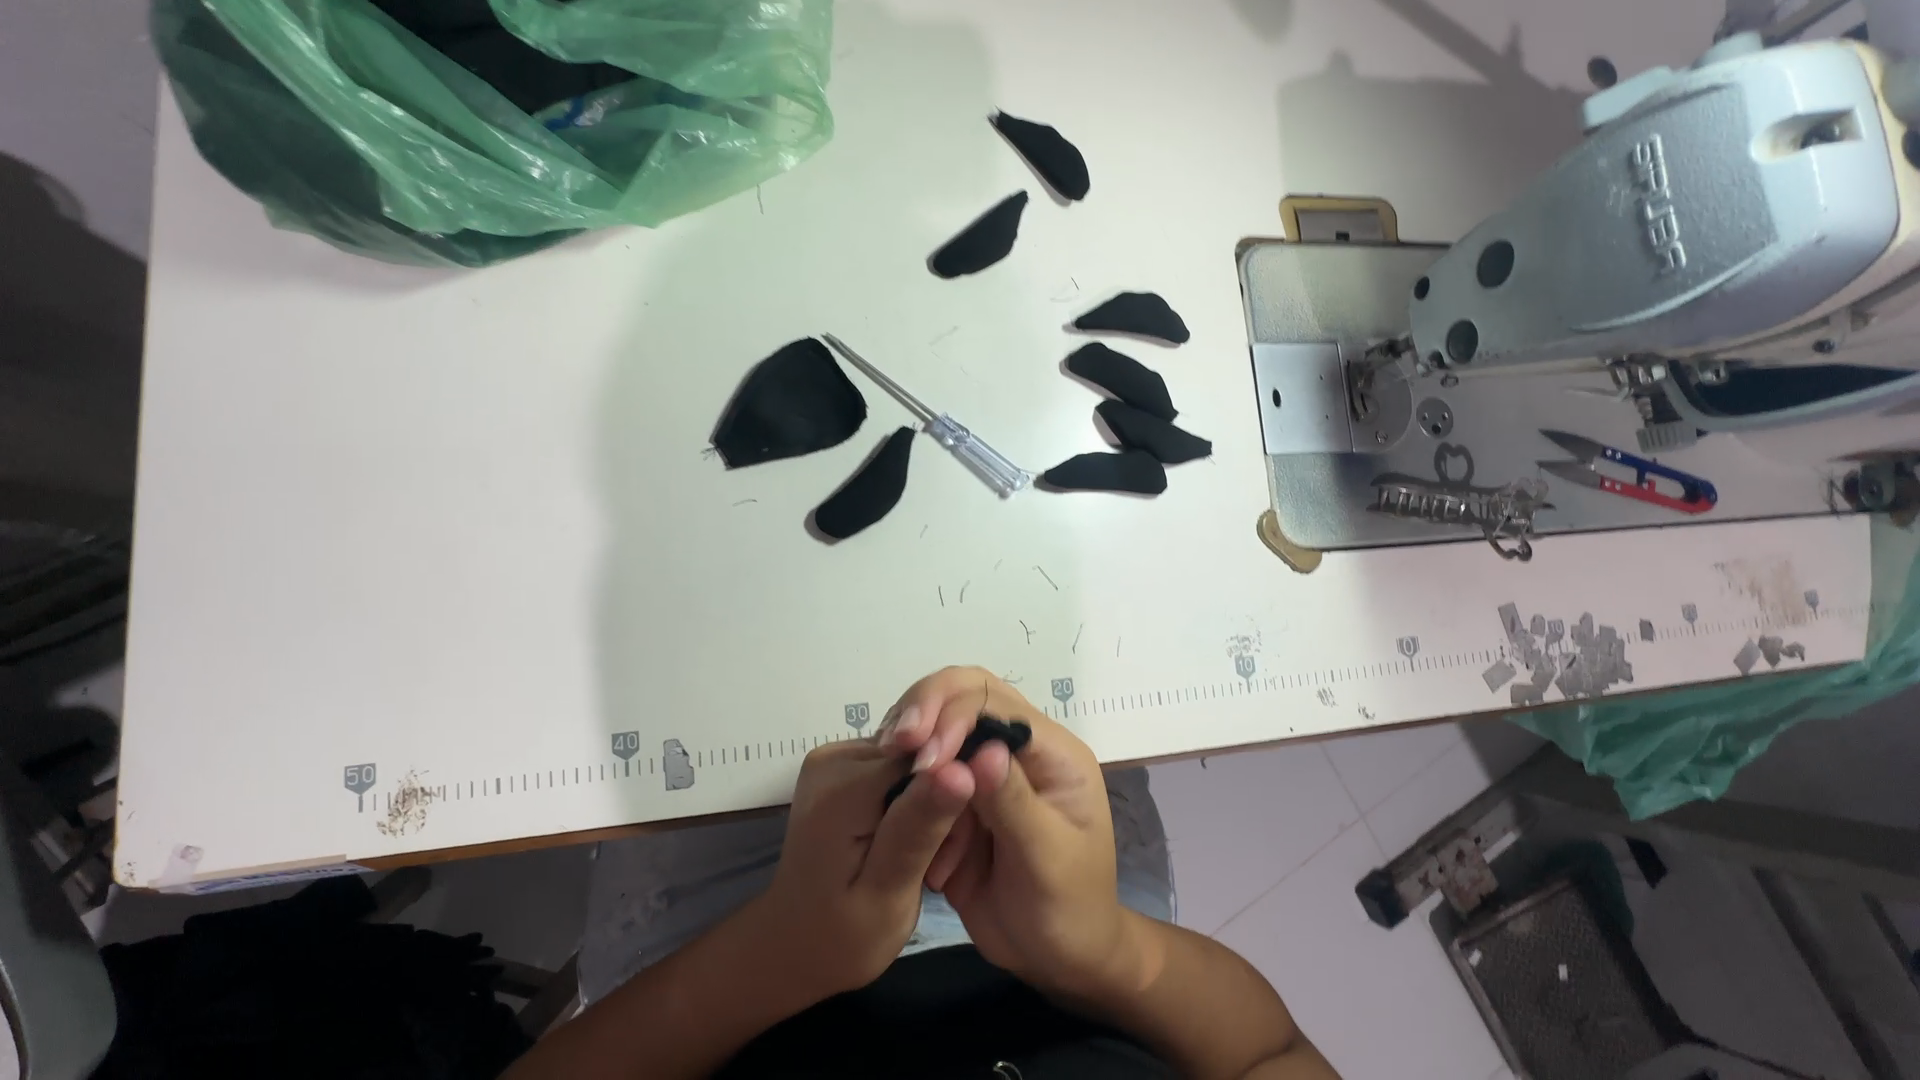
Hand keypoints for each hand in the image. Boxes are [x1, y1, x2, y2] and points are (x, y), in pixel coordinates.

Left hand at [739, 738, 972, 1000]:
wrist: (794, 946)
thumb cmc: (842, 937)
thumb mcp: (889, 893)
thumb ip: (919, 827)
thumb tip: (959, 769)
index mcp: (841, 787)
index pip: (926, 754)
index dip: (951, 792)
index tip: (951, 848)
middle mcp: (833, 757)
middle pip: (919, 754)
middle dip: (941, 801)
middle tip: (938, 865)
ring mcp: (833, 758)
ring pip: (914, 759)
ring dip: (930, 803)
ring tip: (924, 860)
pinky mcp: (841, 766)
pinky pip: (897, 767)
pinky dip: (913, 800)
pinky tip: (908, 841)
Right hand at [880, 668, 1140, 999]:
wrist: (1056, 956)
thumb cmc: (1066, 907)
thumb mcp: (1046, 858)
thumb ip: (1014, 802)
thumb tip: (985, 750)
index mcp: (1052, 752)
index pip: (996, 703)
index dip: (954, 717)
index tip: (923, 760)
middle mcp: (1017, 748)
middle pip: (964, 693)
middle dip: (925, 710)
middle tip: (893, 743)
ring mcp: (984, 769)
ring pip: (937, 724)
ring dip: (910, 746)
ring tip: (889, 776)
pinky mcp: (958, 796)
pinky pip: (923, 770)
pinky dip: (905, 782)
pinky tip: (894, 806)